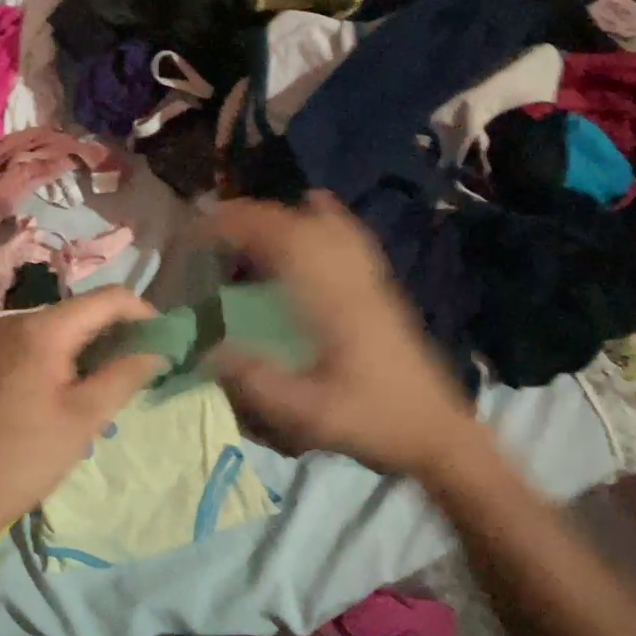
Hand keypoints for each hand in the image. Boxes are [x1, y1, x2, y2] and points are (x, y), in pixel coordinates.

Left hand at [0, 287, 164, 567]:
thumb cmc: (23, 457)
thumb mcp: (84, 418)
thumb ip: (125, 375)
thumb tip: (158, 349)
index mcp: (41, 327)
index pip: (107, 298)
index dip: (143, 313)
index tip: (164, 343)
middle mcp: (12, 321)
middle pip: (79, 312)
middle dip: (114, 335)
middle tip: (137, 374)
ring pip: (54, 331)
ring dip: (85, 351)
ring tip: (102, 392)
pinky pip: (28, 347)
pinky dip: (56, 360)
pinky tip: (62, 398)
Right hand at [203, 192, 484, 477]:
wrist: (437, 433)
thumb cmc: (371, 421)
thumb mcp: (306, 412)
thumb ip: (253, 380)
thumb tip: (202, 349)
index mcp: (332, 300)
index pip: (279, 240)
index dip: (235, 227)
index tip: (197, 231)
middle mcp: (350, 278)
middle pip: (297, 224)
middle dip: (249, 215)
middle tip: (207, 223)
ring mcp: (369, 279)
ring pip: (323, 225)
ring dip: (279, 214)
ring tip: (243, 219)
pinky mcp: (379, 288)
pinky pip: (350, 236)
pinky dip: (326, 215)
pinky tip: (315, 202)